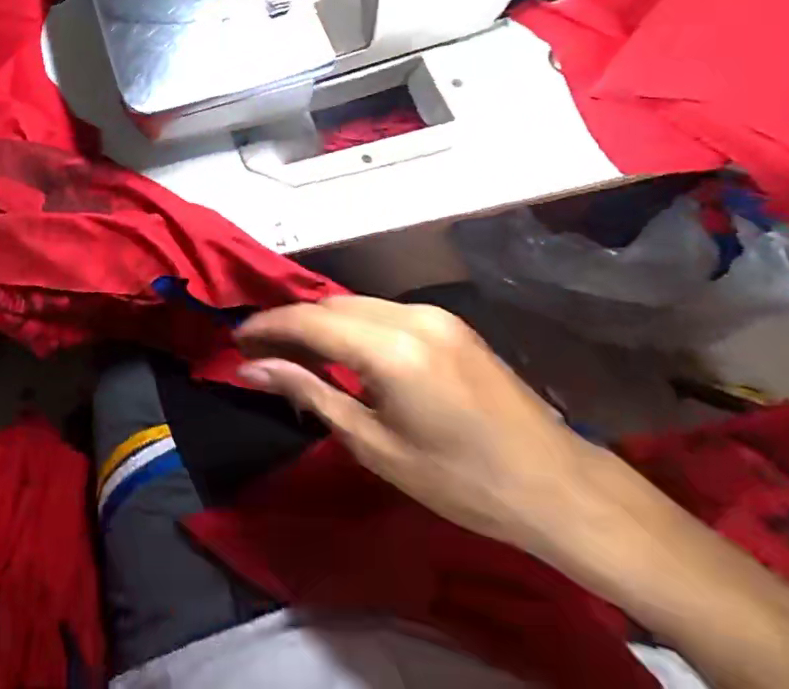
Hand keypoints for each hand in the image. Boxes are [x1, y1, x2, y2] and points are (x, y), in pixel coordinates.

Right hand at [235, 296, 600, 548]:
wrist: (552, 484)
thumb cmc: (459, 481)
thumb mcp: (374, 444)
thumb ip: (309, 394)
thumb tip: (251, 370)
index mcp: (392, 348)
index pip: (310, 321)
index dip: (267, 327)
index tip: (235, 342)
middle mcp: (413, 316)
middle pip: (333, 304)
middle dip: (292, 322)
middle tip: (259, 352)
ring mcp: (437, 315)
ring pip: (359, 304)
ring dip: (322, 322)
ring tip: (293, 352)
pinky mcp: (451, 324)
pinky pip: (386, 312)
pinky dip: (354, 325)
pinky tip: (342, 351)